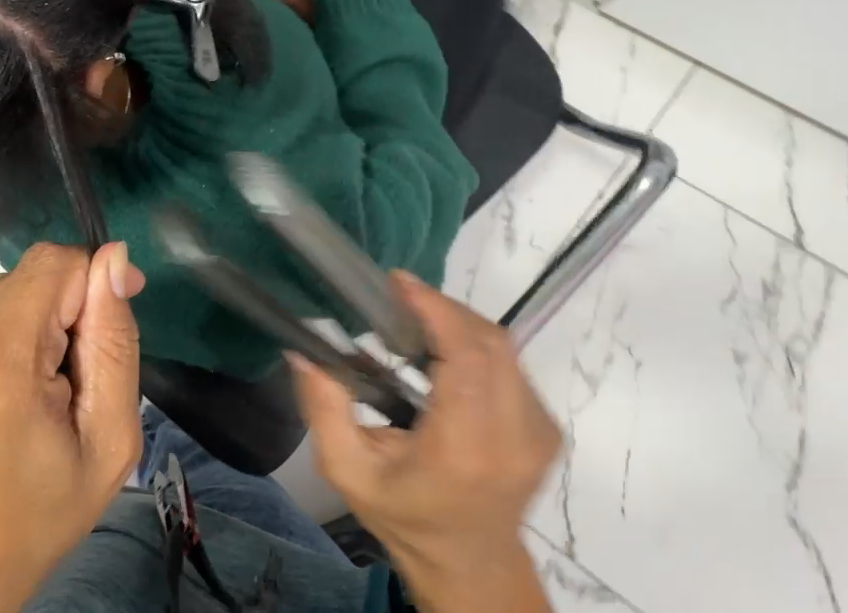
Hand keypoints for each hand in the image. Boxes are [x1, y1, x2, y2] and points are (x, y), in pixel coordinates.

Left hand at [0, 243, 147, 611]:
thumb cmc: (39, 506)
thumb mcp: (108, 441)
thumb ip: (114, 341)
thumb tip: (114, 258)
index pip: (54, 264)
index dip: (86, 293)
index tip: (91, 346)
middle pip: (25, 278)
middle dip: (54, 318)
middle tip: (55, 386)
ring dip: (20, 325)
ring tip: (19, 391)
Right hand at [292, 272, 561, 612]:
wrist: (470, 562)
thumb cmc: (403, 516)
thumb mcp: (346, 469)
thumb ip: (324, 409)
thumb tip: (304, 352)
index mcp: (465, 448)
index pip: (469, 360)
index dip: (437, 312)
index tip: (399, 284)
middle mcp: (514, 436)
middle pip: (492, 344)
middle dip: (443, 309)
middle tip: (397, 297)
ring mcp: (538, 432)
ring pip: (505, 349)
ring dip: (458, 323)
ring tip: (412, 319)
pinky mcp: (543, 428)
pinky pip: (510, 366)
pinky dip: (473, 343)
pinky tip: (437, 350)